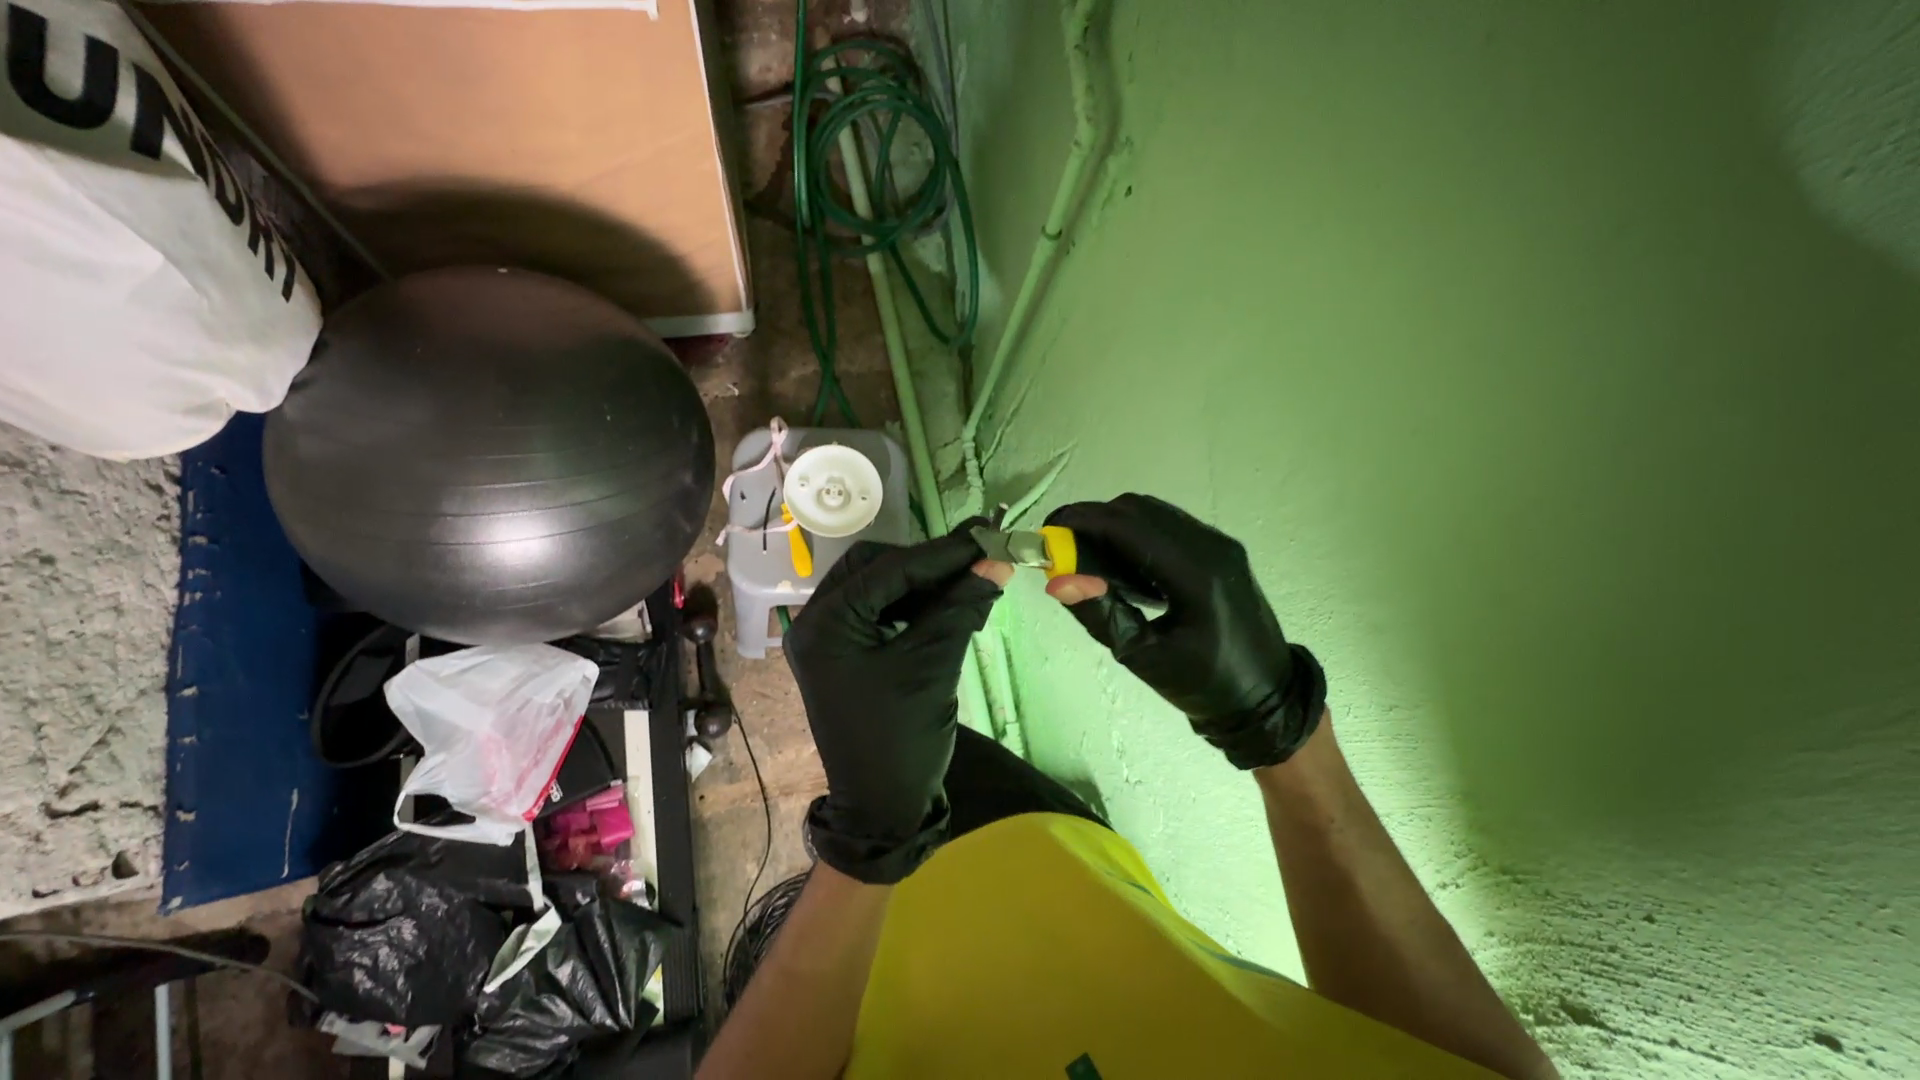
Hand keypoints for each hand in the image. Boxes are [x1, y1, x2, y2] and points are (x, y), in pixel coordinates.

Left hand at [784, 528, 1010, 883]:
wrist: (882, 808)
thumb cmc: (901, 739)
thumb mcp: (932, 666)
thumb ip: (960, 606)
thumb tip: (996, 561)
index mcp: (825, 624)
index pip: (889, 569)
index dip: (942, 553)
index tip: (987, 538)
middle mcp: (816, 624)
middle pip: (875, 568)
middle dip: (927, 564)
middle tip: (977, 561)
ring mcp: (828, 641)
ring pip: (878, 588)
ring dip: (922, 584)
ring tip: (969, 585)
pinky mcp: (844, 656)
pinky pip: (878, 614)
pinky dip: (912, 608)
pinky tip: (947, 609)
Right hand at [1044, 494, 1325, 769]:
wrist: (1265, 698)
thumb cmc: (1202, 684)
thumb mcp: (1141, 656)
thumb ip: (1098, 613)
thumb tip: (1056, 580)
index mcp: (1195, 574)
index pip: (1127, 527)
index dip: (1081, 522)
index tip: (1047, 532)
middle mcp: (1211, 546)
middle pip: (1138, 510)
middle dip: (1093, 520)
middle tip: (1060, 548)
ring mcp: (1220, 544)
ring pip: (1154, 513)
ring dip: (1114, 525)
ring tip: (1084, 556)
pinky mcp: (1221, 550)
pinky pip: (1169, 526)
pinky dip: (1136, 534)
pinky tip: (1120, 564)